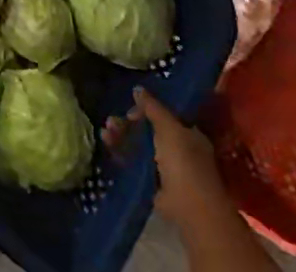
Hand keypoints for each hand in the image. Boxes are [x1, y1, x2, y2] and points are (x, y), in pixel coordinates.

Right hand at [102, 87, 229, 225]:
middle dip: (128, 121)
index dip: (148, 108)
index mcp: (189, 135)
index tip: (132, 106)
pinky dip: (118, 148)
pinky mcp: (150, 177)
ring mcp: (164, 164)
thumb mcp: (170, 129)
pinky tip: (106, 141)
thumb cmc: (185, 163)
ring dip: (120, 133)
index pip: (165, 115)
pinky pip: (130, 157)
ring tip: (107, 129)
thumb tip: (138, 88)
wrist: (188, 207)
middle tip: (114, 118)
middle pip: (147, 128)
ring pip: (136, 142)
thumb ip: (154, 108)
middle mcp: (178, 148)